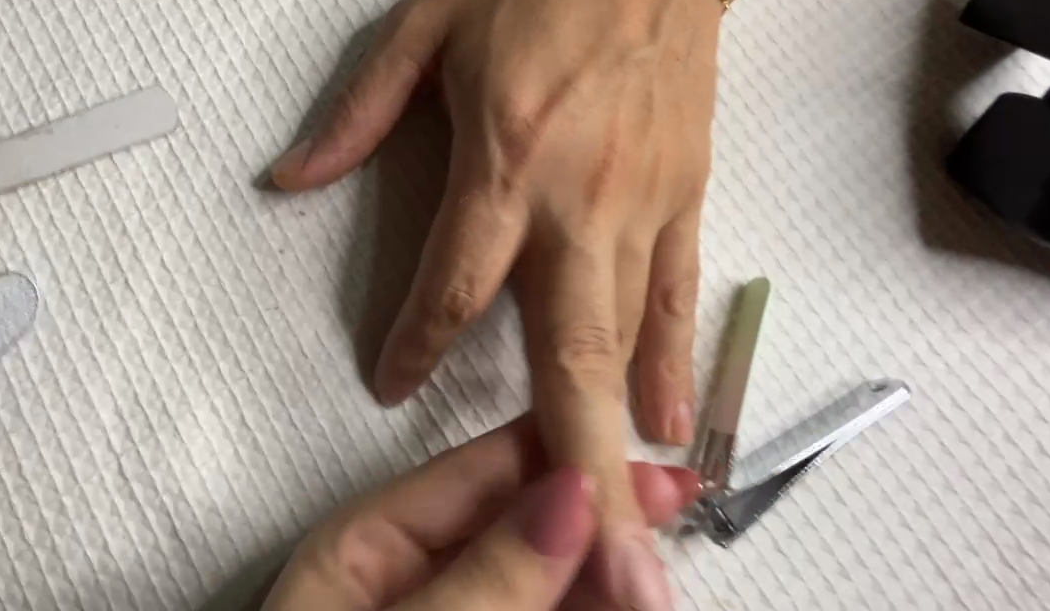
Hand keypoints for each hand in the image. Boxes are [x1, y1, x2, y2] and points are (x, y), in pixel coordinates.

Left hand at [261, 418, 700, 609]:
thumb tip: (573, 489)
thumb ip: (489, 577)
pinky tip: (631, 605)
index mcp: (373, 542)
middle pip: (521, 528)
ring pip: (543, 589)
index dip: (557, 454)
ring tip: (658, 581)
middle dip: (593, 523)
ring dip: (602, 584)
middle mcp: (418, 578)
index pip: (478, 474)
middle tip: (676, 503)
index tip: (640, 456)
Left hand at [273, 0, 722, 608]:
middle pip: (564, 345)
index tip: (388, 388)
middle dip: (566, 457)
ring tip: (633, 525)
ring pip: (626, 338)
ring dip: (621, 434)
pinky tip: (666, 425)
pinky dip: (673, 364)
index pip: (453, 282)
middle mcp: (577, 198)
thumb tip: (287, 177)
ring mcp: (641, 204)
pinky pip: (678, 295)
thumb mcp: (422, 28)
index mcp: (503, 155)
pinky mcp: (687, 195)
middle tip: (581, 556)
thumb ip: (356, 113)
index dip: (415, 345)